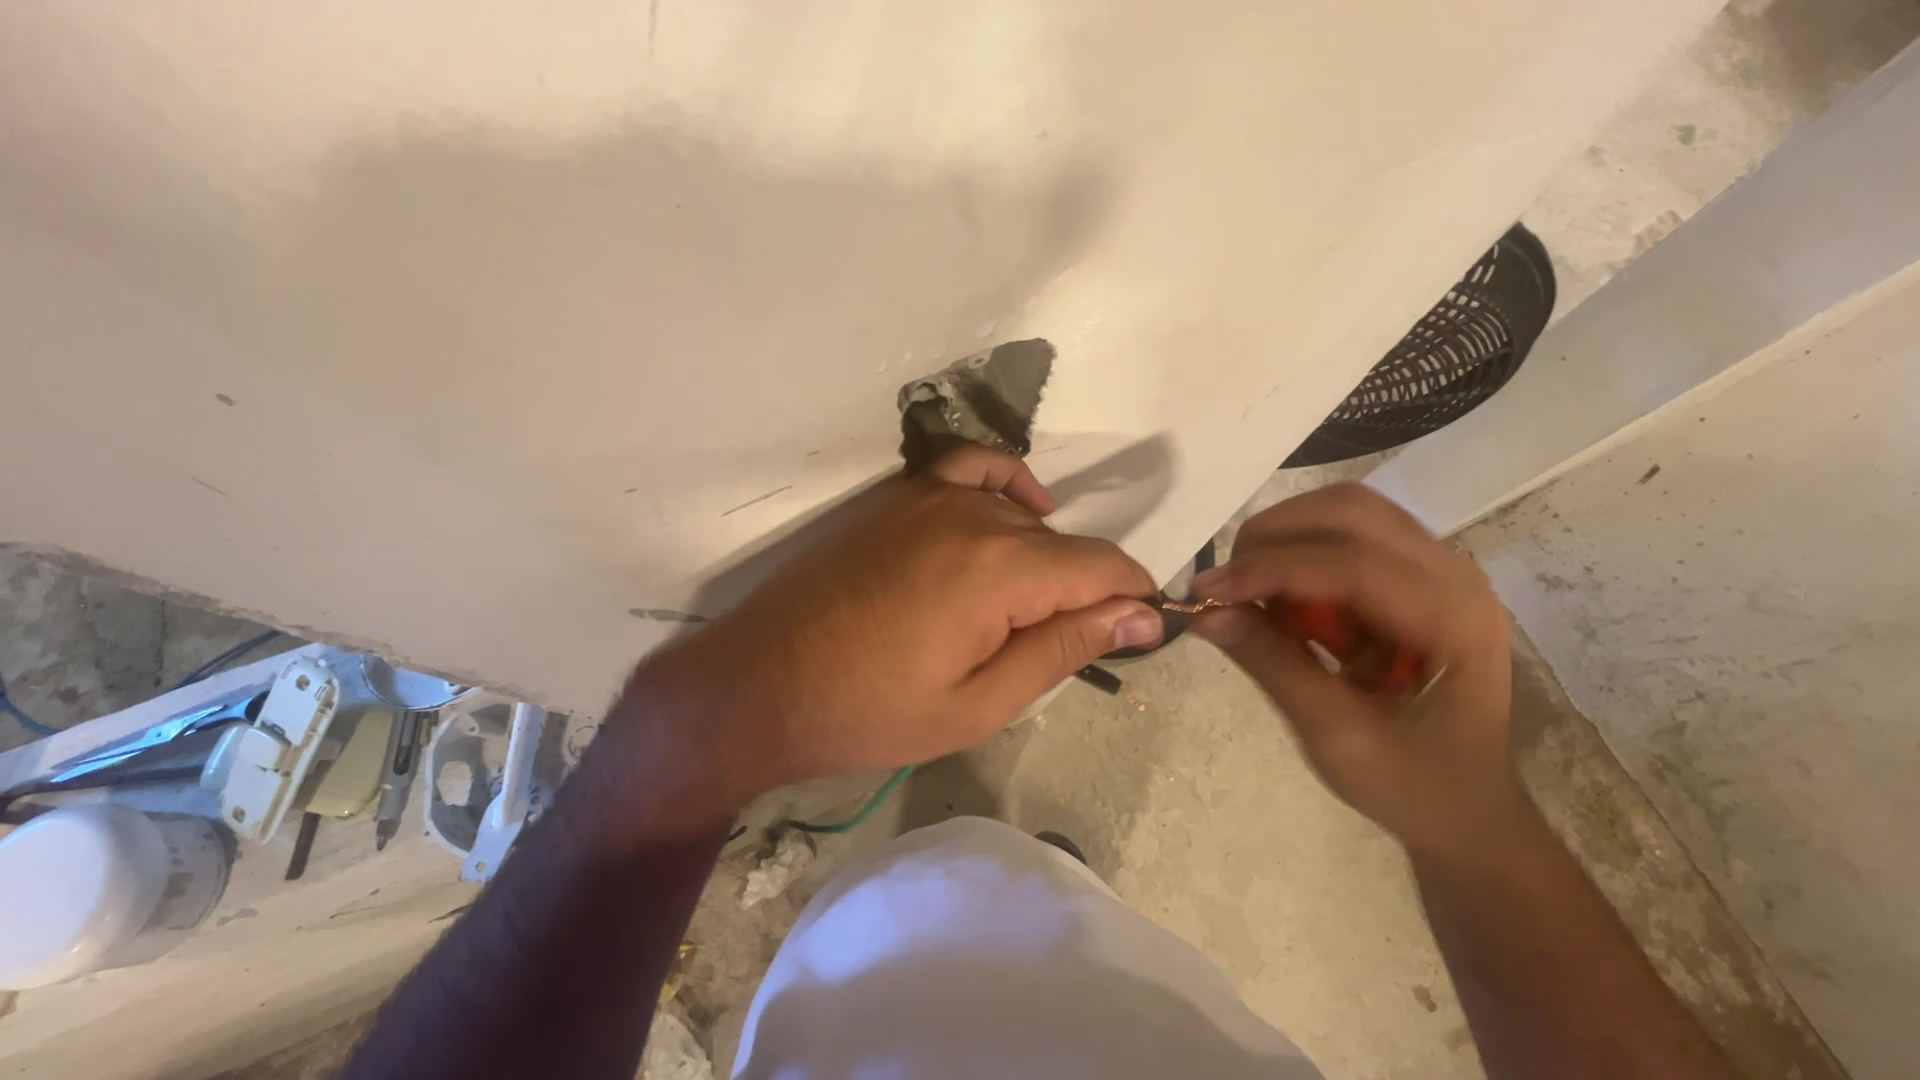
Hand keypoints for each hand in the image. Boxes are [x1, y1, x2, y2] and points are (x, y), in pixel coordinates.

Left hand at [624, 446, 1161, 811]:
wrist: (759, 686)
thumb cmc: (868, 713)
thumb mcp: (977, 705)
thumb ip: (1062, 650)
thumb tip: (1139, 615)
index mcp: (999, 570)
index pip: (1102, 566)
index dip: (1132, 599)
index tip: (1142, 632)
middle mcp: (972, 515)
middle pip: (1062, 545)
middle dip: (1083, 592)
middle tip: (1061, 649)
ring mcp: (929, 496)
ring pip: (1021, 517)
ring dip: (1042, 559)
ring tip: (1023, 615)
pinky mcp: (897, 497)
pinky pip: (971, 467)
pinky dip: (1007, 484)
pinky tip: (1021, 510)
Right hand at [1191, 483, 1521, 859]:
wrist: (1467, 809)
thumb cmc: (1412, 785)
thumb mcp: (1336, 736)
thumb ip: (1273, 665)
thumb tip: (1204, 614)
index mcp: (1454, 621)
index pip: (1353, 563)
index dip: (1271, 569)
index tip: (1205, 592)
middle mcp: (1456, 577)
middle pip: (1352, 511)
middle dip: (1275, 536)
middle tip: (1225, 585)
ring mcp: (1440, 570)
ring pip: (1349, 511)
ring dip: (1287, 539)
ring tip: (1250, 589)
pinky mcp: (1417, 576)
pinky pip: (1350, 536)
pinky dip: (1303, 553)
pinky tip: (1283, 599)